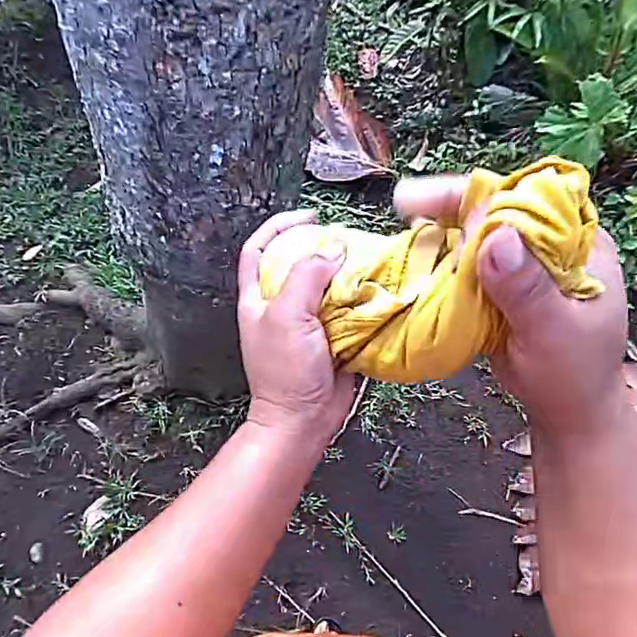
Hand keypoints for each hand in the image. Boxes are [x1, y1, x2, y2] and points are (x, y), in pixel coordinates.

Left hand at [237, 210, 354, 441]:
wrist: (303, 420)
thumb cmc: (285, 371)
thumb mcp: (286, 316)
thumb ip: (306, 277)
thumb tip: (332, 251)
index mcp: (258, 298)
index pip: (259, 248)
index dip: (280, 226)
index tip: (311, 217)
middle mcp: (282, 306)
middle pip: (299, 263)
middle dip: (322, 248)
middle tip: (349, 242)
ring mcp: (308, 323)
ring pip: (328, 286)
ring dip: (348, 274)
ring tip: (370, 262)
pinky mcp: (332, 339)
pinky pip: (348, 311)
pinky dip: (362, 300)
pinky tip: (378, 291)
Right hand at [394, 176, 629, 439]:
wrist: (567, 411)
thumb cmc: (573, 374)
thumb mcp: (553, 331)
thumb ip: (527, 287)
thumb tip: (495, 236)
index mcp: (579, 244)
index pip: (531, 200)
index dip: (483, 194)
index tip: (438, 198)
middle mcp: (550, 245)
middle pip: (497, 209)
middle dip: (451, 205)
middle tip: (405, 202)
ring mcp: (524, 266)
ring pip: (477, 235)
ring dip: (440, 231)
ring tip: (401, 223)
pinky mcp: (501, 288)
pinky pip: (468, 266)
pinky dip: (441, 263)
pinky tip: (414, 259)